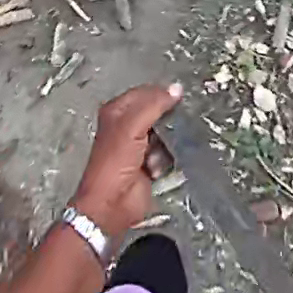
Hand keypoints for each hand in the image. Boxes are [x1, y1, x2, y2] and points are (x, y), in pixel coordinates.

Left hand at [69, 83, 183, 238]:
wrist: (111, 204)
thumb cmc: (115, 161)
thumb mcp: (132, 126)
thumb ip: (154, 105)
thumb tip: (177, 89)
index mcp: (118, 110)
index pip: (145, 93)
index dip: (161, 94)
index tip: (180, 97)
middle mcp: (128, 125)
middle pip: (157, 113)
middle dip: (167, 119)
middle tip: (177, 124)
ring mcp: (139, 145)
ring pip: (165, 133)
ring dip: (166, 142)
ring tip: (159, 152)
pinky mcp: (150, 163)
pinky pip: (167, 153)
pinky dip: (165, 159)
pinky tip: (157, 168)